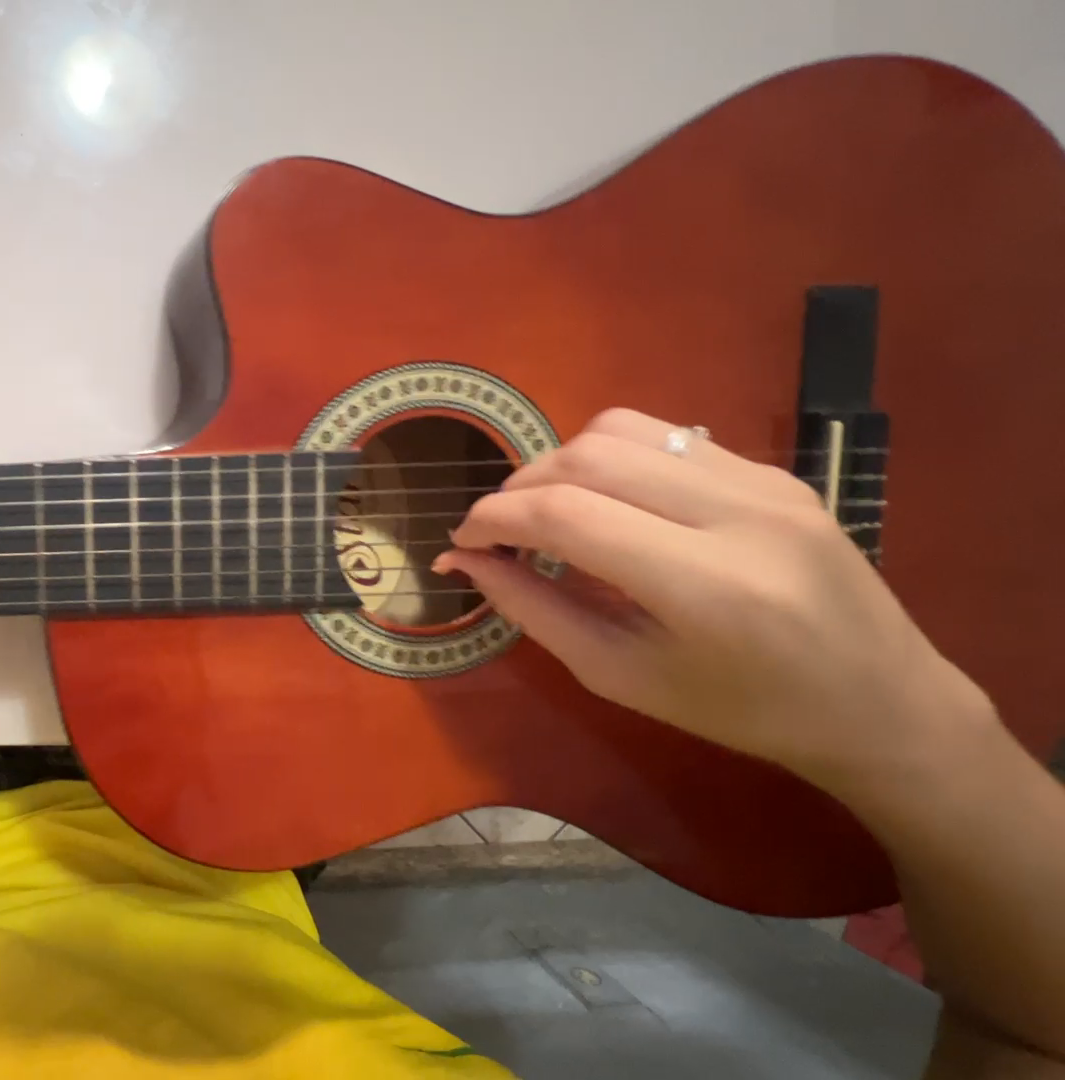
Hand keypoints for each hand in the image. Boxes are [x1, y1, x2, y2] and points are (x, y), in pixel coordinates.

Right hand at [437, 408, 992, 788]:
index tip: (462, 542)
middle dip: (517, 487)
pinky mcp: (774, 471)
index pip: (565, 515)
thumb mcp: (617, 674)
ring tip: (544, 509)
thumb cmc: (736, 709)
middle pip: (587, 458)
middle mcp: (739, 515)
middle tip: (497, 530)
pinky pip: (663, 436)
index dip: (493, 519)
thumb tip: (462, 558)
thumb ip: (532, 609)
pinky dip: (607, 458)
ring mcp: (765, 482)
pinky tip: (605, 500)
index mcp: (704, 586)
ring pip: (621, 430)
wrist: (879, 703)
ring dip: (558, 463)